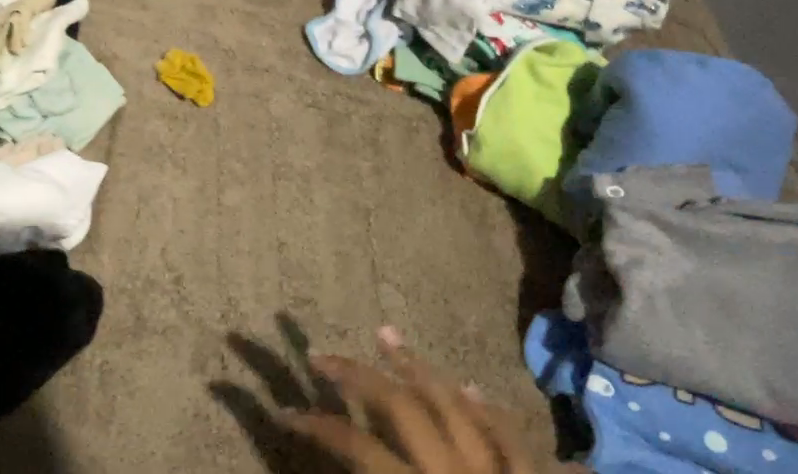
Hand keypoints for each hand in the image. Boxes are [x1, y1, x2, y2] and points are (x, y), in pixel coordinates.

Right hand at [278, 327, 535, 473]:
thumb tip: (347, 469)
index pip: (356, 444)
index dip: (316, 425)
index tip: (285, 415)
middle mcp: (456, 472)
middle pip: (401, 407)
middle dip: (357, 374)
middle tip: (321, 354)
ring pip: (455, 405)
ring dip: (418, 369)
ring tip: (388, 336)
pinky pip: (512, 438)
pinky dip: (487, 410)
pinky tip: (470, 388)